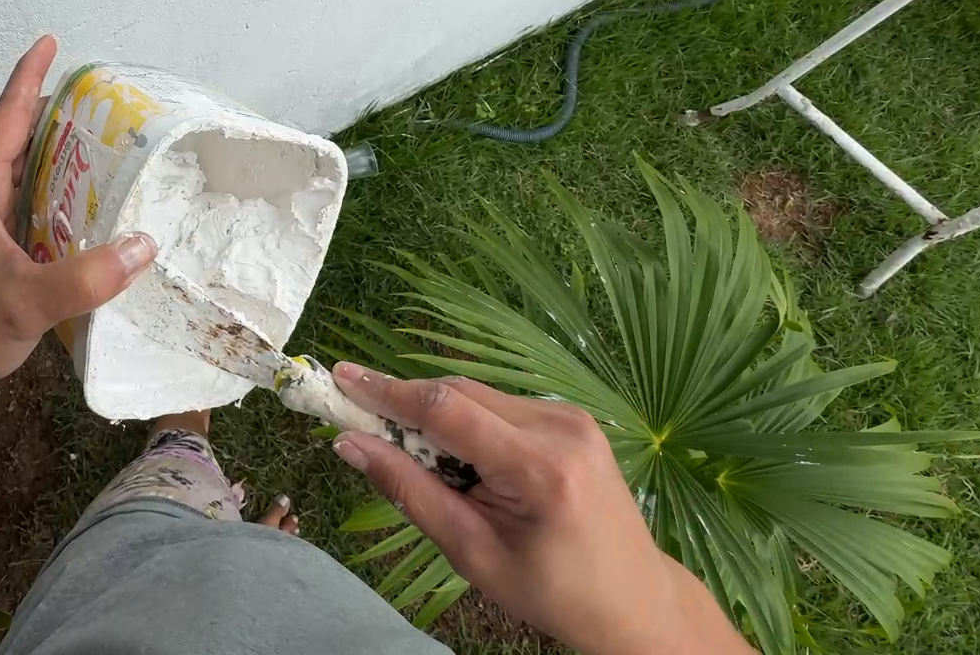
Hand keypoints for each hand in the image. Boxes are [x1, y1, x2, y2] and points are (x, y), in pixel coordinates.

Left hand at [0, 37, 156, 396]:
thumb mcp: (30, 303)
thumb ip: (86, 277)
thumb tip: (145, 244)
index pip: (5, 122)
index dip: (27, 80)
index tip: (48, 42)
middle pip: (14, 136)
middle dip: (50, 109)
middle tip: (96, 96)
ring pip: (20, 166)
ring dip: (53, 145)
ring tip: (97, 134)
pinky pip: (24, 194)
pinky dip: (52, 180)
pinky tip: (82, 192)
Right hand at [329, 365, 753, 654]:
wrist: (639, 603)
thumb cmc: (552, 591)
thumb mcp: (472, 553)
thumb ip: (409, 491)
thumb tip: (348, 444)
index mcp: (541, 469)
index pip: (446, 410)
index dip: (387, 390)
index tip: (340, 376)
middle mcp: (559, 426)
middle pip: (457, 393)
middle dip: (404, 403)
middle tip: (360, 418)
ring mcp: (569, 415)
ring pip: (473, 394)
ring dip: (433, 414)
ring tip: (419, 455)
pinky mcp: (569, 415)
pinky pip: (495, 403)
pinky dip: (463, 419)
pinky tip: (460, 456)